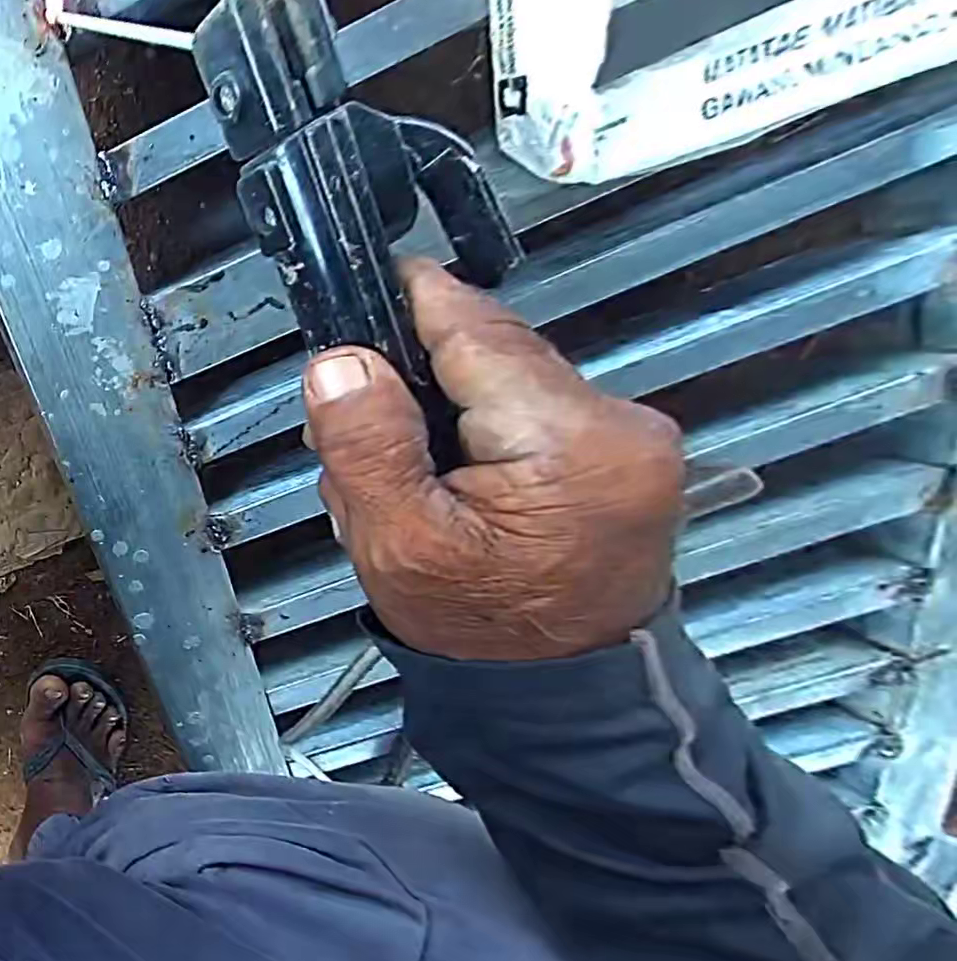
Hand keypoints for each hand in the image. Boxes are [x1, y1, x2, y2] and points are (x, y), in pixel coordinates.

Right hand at [301, 259, 684, 661]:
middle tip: (346, 421)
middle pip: (486, 353)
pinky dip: (458, 426)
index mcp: (568, 442)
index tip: (370, 276)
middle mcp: (618, 425)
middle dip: (406, 374)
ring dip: (427, 404)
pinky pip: (515, 408)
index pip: (476, 334)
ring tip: (384, 464)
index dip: (415, 300)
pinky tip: (423, 471)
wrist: (543, 684)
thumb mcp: (393, 537)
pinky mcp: (607, 453)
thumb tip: (337, 362)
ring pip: (495, 379)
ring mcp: (622, 438)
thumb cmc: (472, 619)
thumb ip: (364, 443)